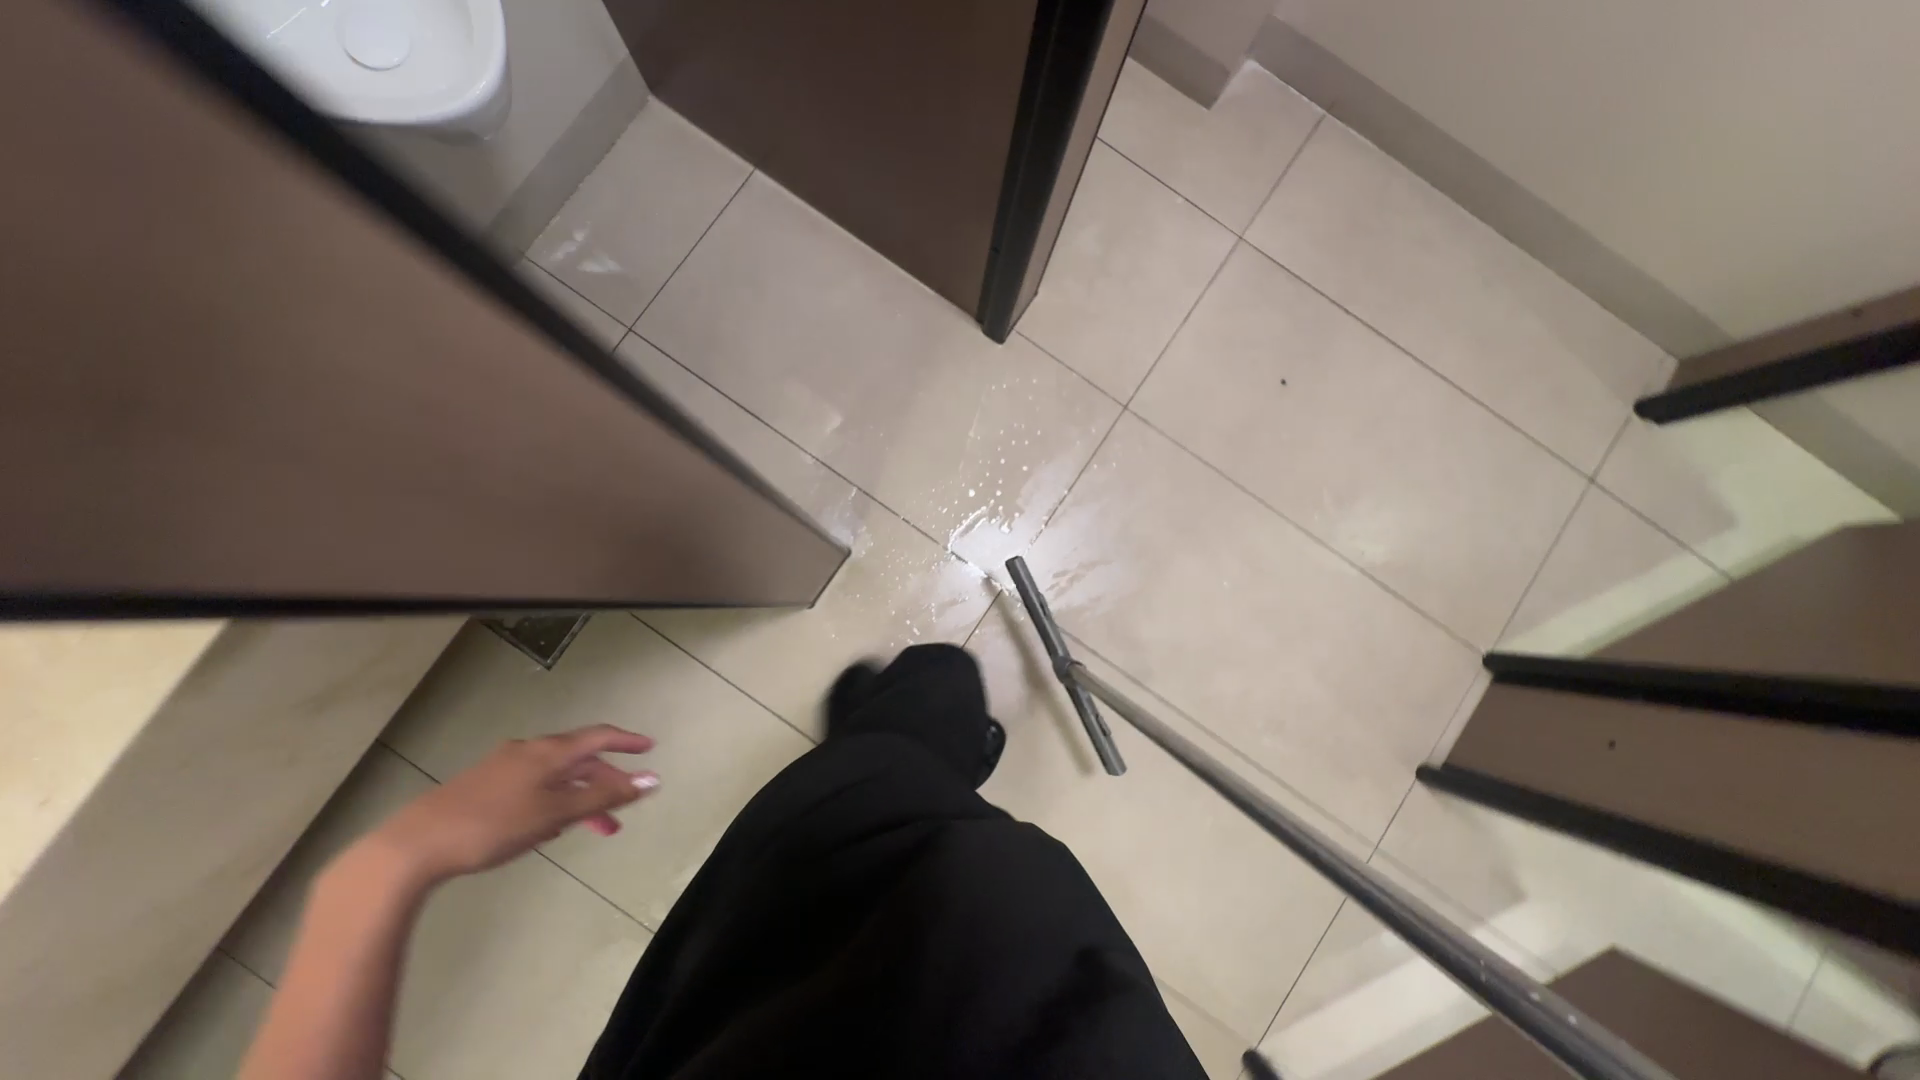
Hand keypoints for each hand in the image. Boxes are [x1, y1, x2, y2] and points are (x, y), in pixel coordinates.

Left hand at [366, 725, 658, 884]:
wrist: (415, 845)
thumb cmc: (493, 825)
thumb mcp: (556, 813)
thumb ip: (605, 797)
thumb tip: (651, 779)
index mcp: (548, 752)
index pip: (598, 738)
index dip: (626, 742)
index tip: (650, 749)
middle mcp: (528, 751)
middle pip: (578, 760)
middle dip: (605, 783)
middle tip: (622, 811)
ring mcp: (503, 768)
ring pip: (556, 777)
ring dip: (580, 798)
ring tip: (591, 828)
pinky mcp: (483, 788)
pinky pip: (534, 787)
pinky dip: (554, 802)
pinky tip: (549, 830)